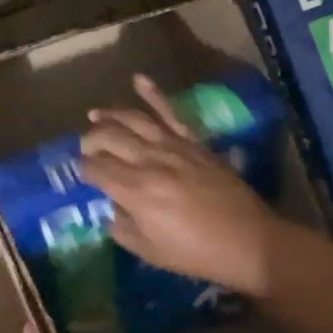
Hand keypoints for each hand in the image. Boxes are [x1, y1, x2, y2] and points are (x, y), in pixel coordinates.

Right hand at [81, 74, 287, 296]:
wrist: (250, 242)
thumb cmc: (197, 253)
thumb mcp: (149, 251)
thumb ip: (122, 227)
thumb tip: (114, 208)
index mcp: (136, 190)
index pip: (97, 169)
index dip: (84, 170)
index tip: (82, 174)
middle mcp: (150, 161)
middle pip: (108, 138)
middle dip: (90, 141)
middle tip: (86, 150)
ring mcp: (173, 147)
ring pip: (133, 119)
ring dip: (110, 115)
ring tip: (94, 115)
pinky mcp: (194, 142)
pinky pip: (170, 112)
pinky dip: (153, 93)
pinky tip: (138, 79)